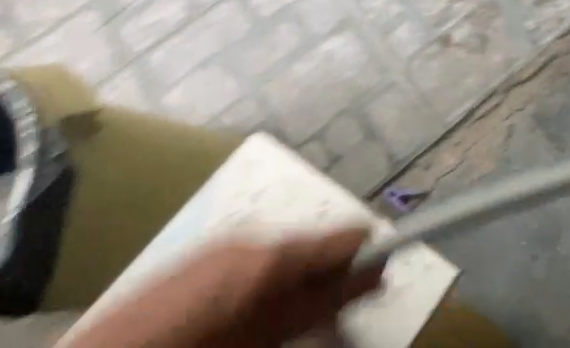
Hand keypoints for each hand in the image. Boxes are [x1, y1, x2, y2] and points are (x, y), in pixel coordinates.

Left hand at [68, 228, 385, 347]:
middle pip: (316, 248)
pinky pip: (246, 267)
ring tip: (272, 332)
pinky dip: (256, 291)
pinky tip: (237, 326)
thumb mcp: (270, 333)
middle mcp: (252, 236)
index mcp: (275, 249)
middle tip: (316, 327)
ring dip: (290, 290)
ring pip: (281, 260)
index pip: (354, 233)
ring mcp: (217, 248)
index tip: (367, 295)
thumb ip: (327, 299)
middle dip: (325, 283)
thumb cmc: (197, 346)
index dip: (367, 262)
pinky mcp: (191, 262)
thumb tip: (378, 271)